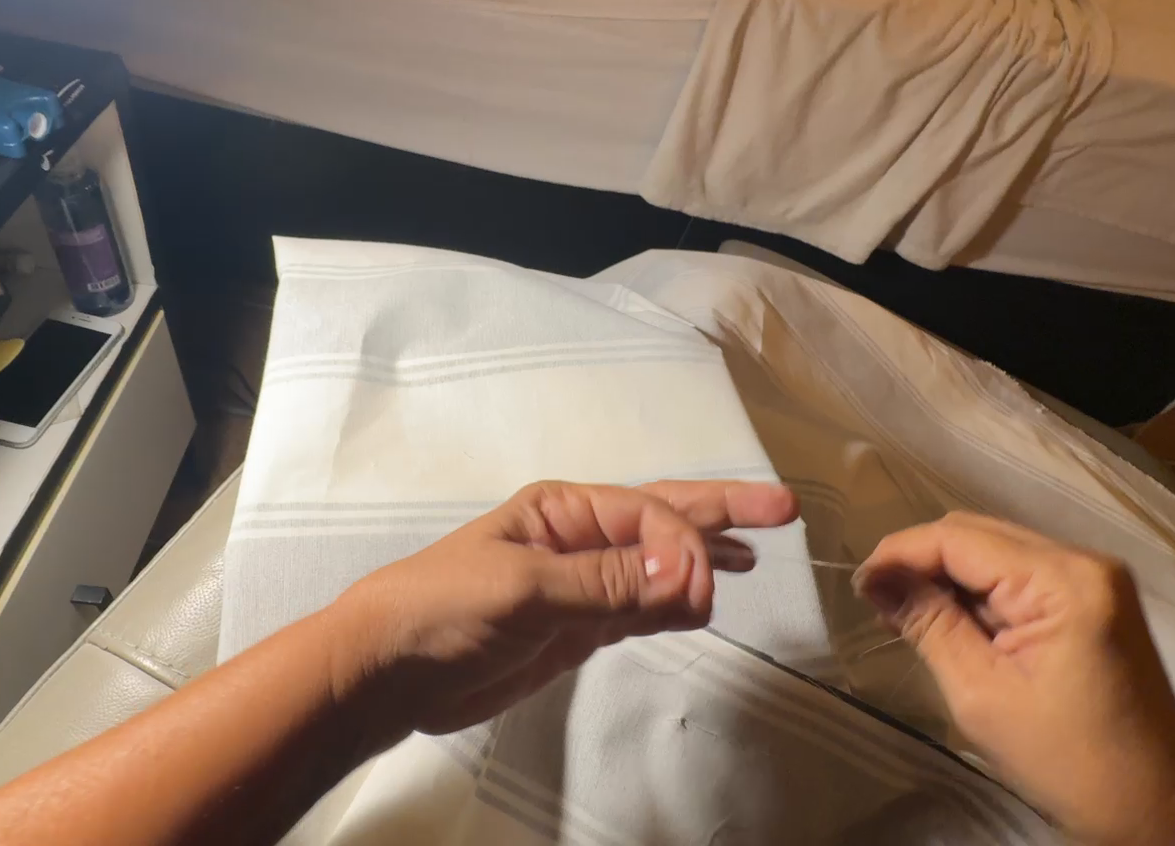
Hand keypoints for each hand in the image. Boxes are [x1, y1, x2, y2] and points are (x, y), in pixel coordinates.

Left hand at [326, 479, 797, 735]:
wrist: (394, 667)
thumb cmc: (446, 606)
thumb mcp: (522, 588)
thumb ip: (604, 583)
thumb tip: (685, 575)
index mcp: (564, 509)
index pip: (645, 513)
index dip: (682, 543)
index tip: (703, 588)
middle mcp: (580, 536)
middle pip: (662, 516)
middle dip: (720, 512)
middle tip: (781, 507)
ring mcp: (584, 581)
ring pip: (657, 561)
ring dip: (702, 555)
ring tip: (754, 554)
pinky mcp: (580, 624)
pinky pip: (641, 605)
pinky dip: (674, 600)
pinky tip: (702, 598)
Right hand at [853, 513, 1174, 845]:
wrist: (1162, 817)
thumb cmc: (1069, 764)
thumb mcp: (979, 693)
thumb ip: (925, 621)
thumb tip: (873, 577)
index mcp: (1063, 581)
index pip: (957, 538)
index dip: (899, 553)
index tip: (860, 584)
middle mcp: (1083, 560)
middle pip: (974, 533)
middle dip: (919, 561)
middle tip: (880, 600)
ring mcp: (1093, 576)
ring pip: (990, 548)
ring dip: (944, 574)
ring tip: (908, 612)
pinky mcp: (1092, 595)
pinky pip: (1014, 570)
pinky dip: (974, 589)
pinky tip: (952, 619)